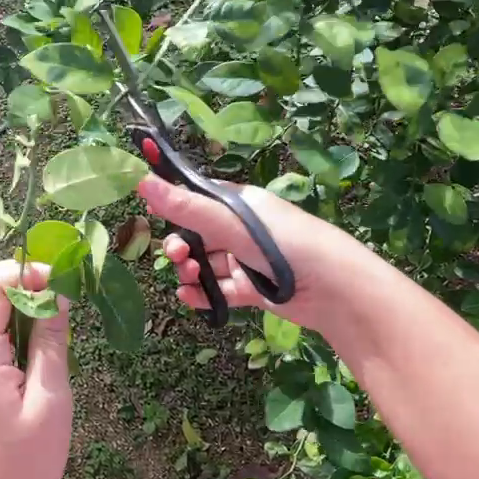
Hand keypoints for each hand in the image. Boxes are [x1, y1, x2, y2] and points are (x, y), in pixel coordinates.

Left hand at [0, 260, 72, 478]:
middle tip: (53, 292)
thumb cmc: (29, 463)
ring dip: (4, 292)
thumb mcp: (51, 398)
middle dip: (13, 276)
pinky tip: (28, 331)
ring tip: (44, 309)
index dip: (24, 272)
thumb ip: (50, 339)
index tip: (60, 282)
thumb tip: (58, 292)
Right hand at [137, 174, 362, 328]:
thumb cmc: (285, 246)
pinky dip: (204, 293)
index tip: (152, 216)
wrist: (337, 292)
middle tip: (177, 257)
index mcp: (240, 203)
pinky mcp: (255, 288)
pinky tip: (189, 298)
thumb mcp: (232, 224)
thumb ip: (186, 208)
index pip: (198, 198)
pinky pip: (221, 288)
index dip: (174, 206)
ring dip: (192, 270)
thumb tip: (140, 180)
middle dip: (182, 245)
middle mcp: (244, 228)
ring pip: (208, 262)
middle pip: (199, 233)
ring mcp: (250, 259)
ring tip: (190, 280)